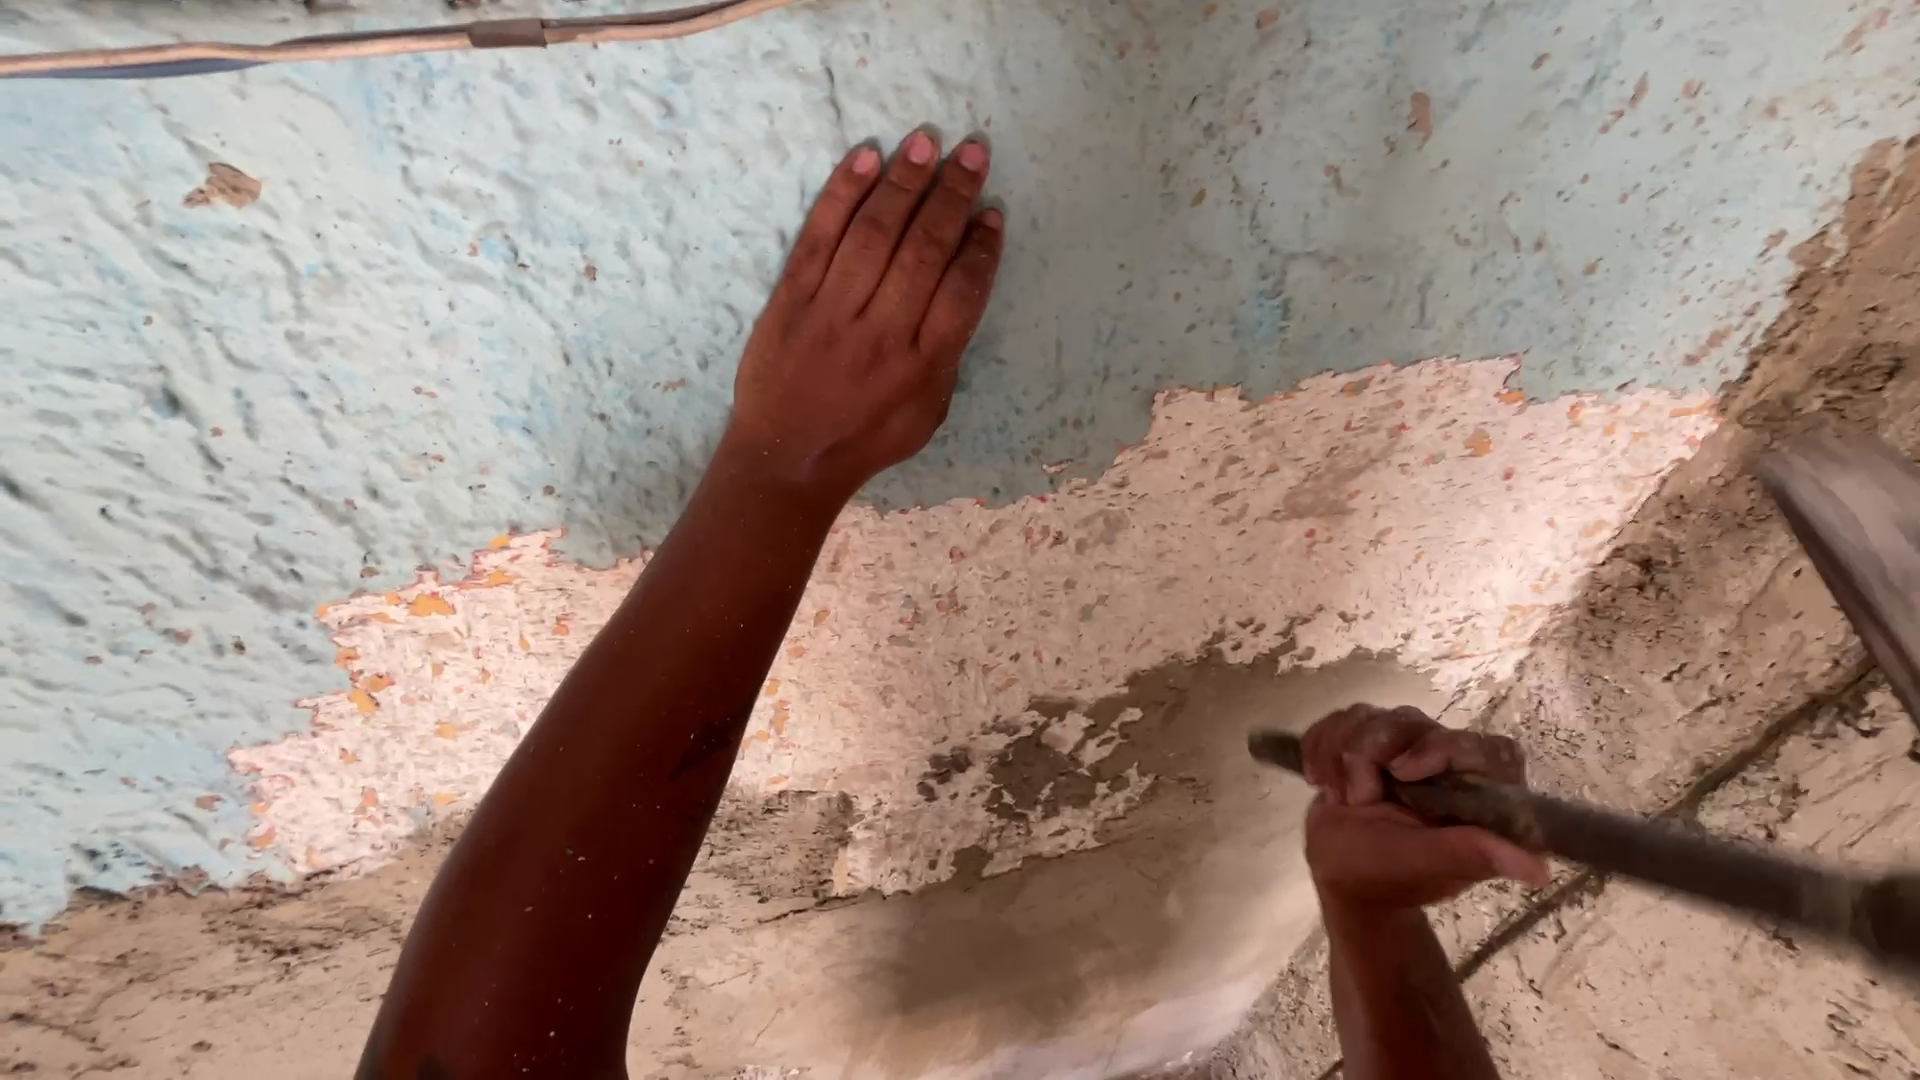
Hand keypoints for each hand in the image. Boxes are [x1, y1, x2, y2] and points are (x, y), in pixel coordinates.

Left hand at [725, 131, 1004, 505]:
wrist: (788, 456)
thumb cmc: (866, 439)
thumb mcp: (927, 414)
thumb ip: (946, 357)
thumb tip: (960, 291)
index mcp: (922, 367)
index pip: (961, 292)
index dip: (981, 248)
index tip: (991, 213)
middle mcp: (882, 334)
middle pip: (924, 251)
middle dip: (952, 196)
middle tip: (972, 152)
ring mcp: (832, 313)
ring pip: (875, 234)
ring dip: (904, 182)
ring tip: (926, 143)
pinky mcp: (791, 299)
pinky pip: (819, 237)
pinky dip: (843, 194)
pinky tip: (866, 158)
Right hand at [1300, 705, 1549, 912]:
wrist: (1336, 873)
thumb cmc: (1385, 877)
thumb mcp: (1427, 865)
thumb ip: (1470, 853)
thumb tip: (1535, 870)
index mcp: (1476, 793)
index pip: (1480, 746)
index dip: (1442, 746)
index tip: (1401, 772)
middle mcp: (1443, 763)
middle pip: (1409, 721)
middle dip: (1366, 754)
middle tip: (1359, 800)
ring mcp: (1400, 748)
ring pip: (1366, 715)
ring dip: (1338, 755)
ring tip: (1342, 797)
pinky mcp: (1361, 740)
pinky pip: (1336, 719)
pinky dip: (1318, 747)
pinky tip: (1320, 780)